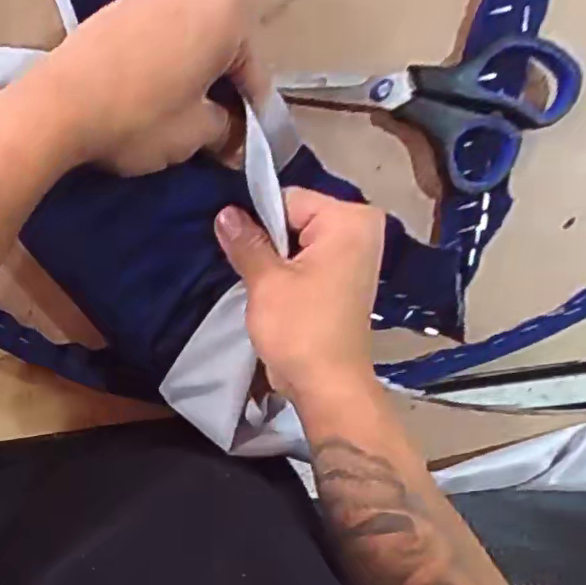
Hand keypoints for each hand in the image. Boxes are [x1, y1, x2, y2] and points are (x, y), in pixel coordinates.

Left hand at [0, 0, 252, 175]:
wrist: (61, 105)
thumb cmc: (140, 116)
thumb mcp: (195, 133)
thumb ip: (225, 131)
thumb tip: (233, 139)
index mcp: (233, 0)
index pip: (254, 72)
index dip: (248, 118)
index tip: (241, 149)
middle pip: (224, 48)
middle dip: (220, 91)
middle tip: (212, 136)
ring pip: (193, 41)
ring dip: (194, 78)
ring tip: (181, 120)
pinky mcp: (125, 4)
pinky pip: (163, 38)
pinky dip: (166, 66)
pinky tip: (153, 101)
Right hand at [214, 187, 384, 405]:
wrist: (326, 384)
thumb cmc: (299, 330)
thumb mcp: (266, 282)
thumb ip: (246, 243)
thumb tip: (225, 212)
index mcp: (349, 219)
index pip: (289, 199)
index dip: (258, 223)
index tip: (240, 251)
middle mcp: (360, 230)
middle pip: (295, 219)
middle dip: (269, 243)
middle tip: (252, 275)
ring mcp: (355, 257)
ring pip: (299, 244)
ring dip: (276, 263)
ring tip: (263, 289)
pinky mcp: (344, 282)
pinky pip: (309, 264)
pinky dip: (289, 276)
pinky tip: (275, 298)